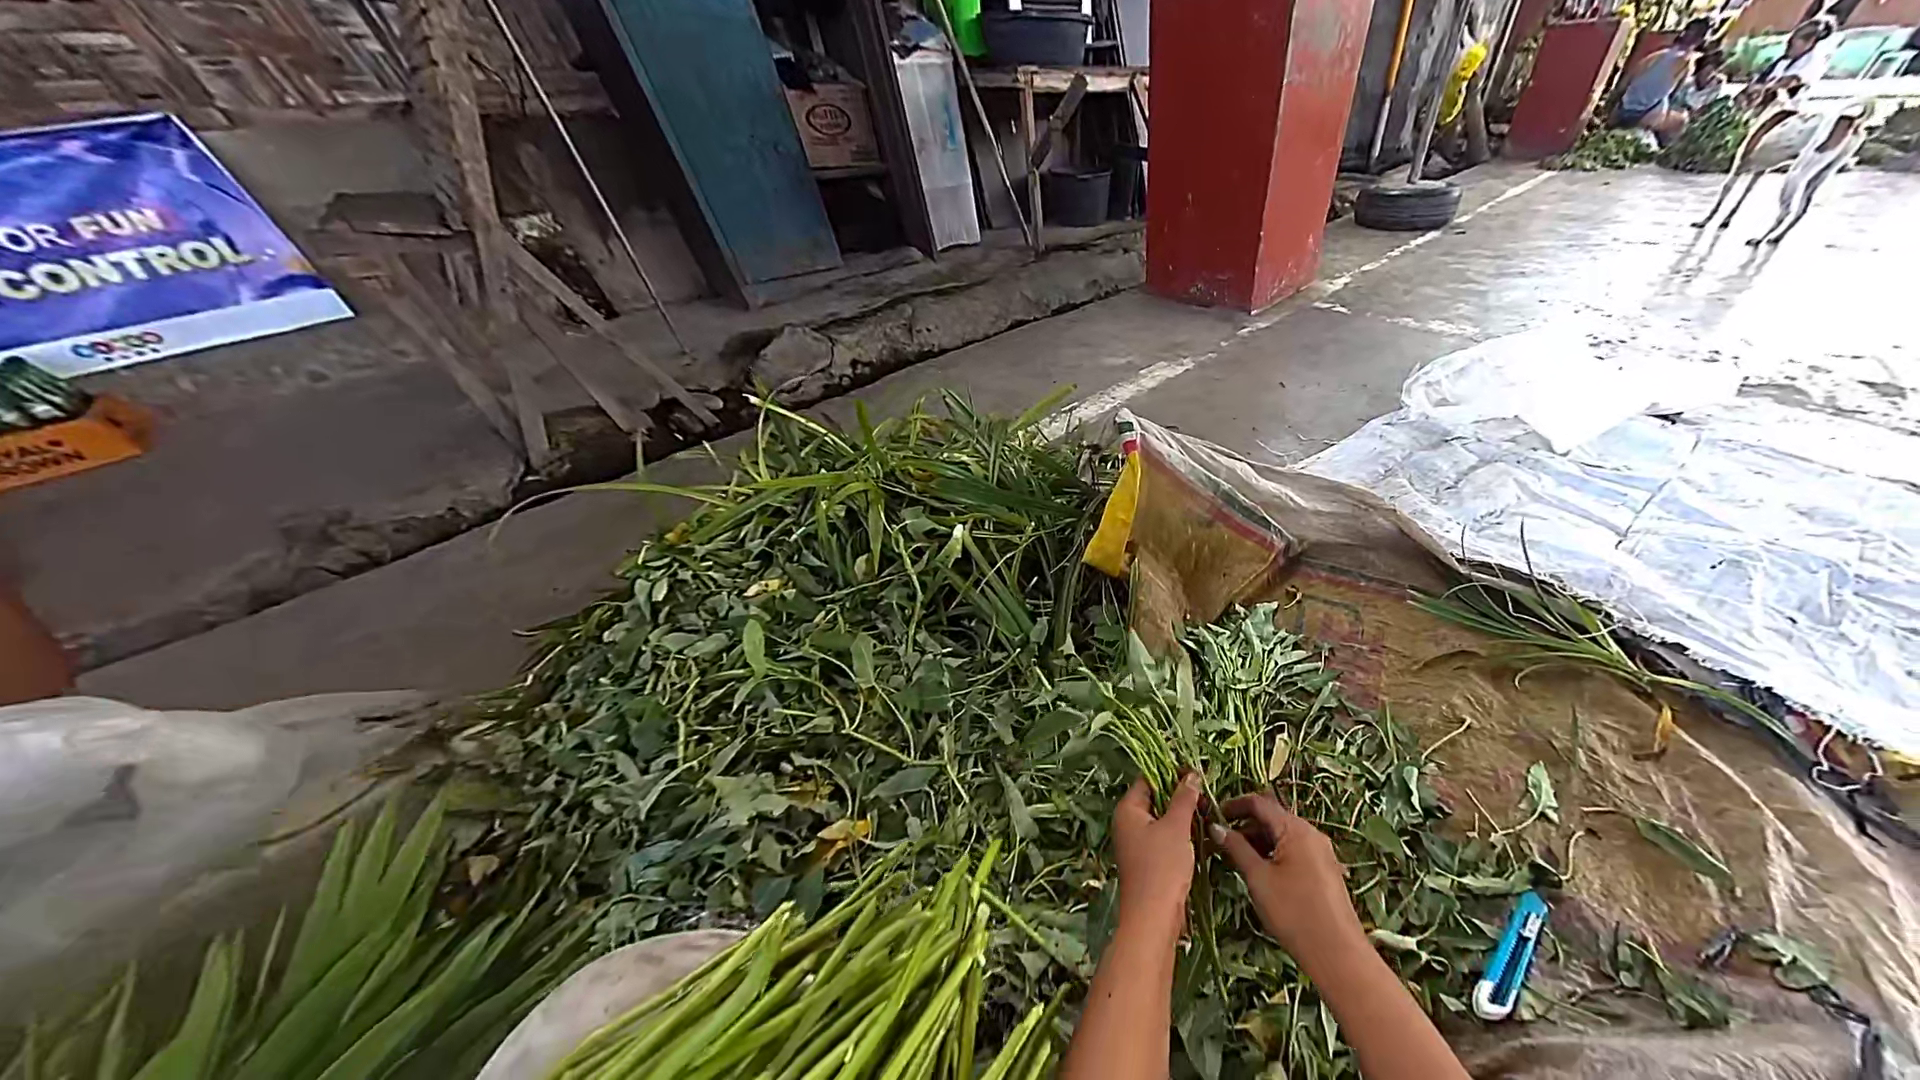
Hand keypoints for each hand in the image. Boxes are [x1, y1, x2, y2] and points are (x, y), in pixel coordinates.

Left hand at [1112, 773, 1201, 934]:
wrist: (1153, 916)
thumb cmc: (1161, 866)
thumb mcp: (1175, 827)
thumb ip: (1183, 799)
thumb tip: (1191, 775)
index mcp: (1128, 808)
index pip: (1148, 778)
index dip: (1171, 772)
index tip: (1196, 773)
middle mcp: (1127, 822)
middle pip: (1155, 798)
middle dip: (1180, 795)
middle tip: (1206, 795)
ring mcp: (1136, 841)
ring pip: (1162, 819)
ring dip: (1183, 816)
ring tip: (1208, 814)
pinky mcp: (1147, 859)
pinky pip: (1164, 837)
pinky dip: (1180, 834)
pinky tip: (1201, 836)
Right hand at [1210, 792, 1361, 958]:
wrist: (1339, 956)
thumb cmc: (1294, 912)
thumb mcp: (1258, 877)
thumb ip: (1236, 847)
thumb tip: (1216, 827)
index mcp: (1295, 829)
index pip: (1258, 802)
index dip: (1232, 805)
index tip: (1213, 816)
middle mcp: (1311, 834)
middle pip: (1271, 817)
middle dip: (1244, 824)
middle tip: (1221, 840)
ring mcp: (1321, 852)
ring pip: (1282, 834)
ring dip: (1257, 840)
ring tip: (1236, 858)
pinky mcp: (1324, 870)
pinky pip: (1293, 849)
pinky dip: (1273, 852)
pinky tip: (1260, 872)